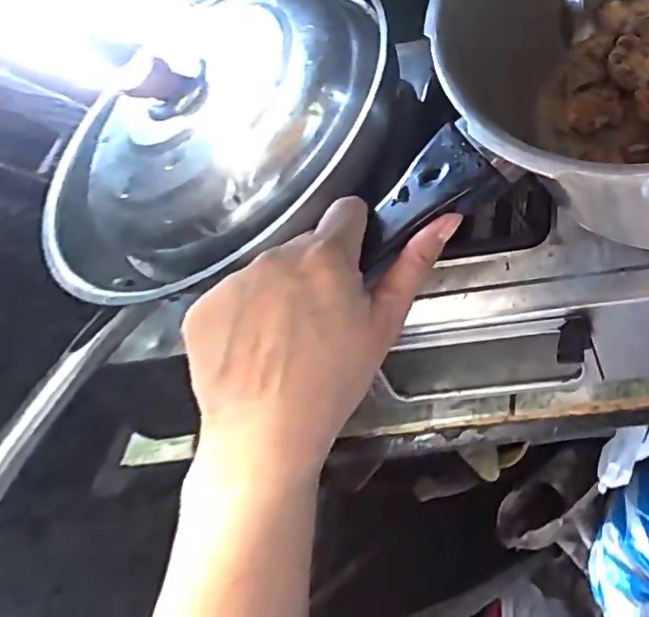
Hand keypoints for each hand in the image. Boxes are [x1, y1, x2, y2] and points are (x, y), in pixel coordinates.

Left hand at [180, 198, 462, 481]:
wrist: (263, 439)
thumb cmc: (334, 380)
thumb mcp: (386, 321)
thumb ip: (415, 262)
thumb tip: (446, 220)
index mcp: (327, 255)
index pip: (347, 210)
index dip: (357, 234)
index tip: (356, 265)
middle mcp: (277, 256)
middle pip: (308, 241)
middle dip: (320, 265)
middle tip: (327, 311)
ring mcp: (235, 280)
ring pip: (271, 265)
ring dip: (283, 285)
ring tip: (289, 333)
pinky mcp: (203, 305)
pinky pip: (235, 290)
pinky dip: (247, 309)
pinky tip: (256, 344)